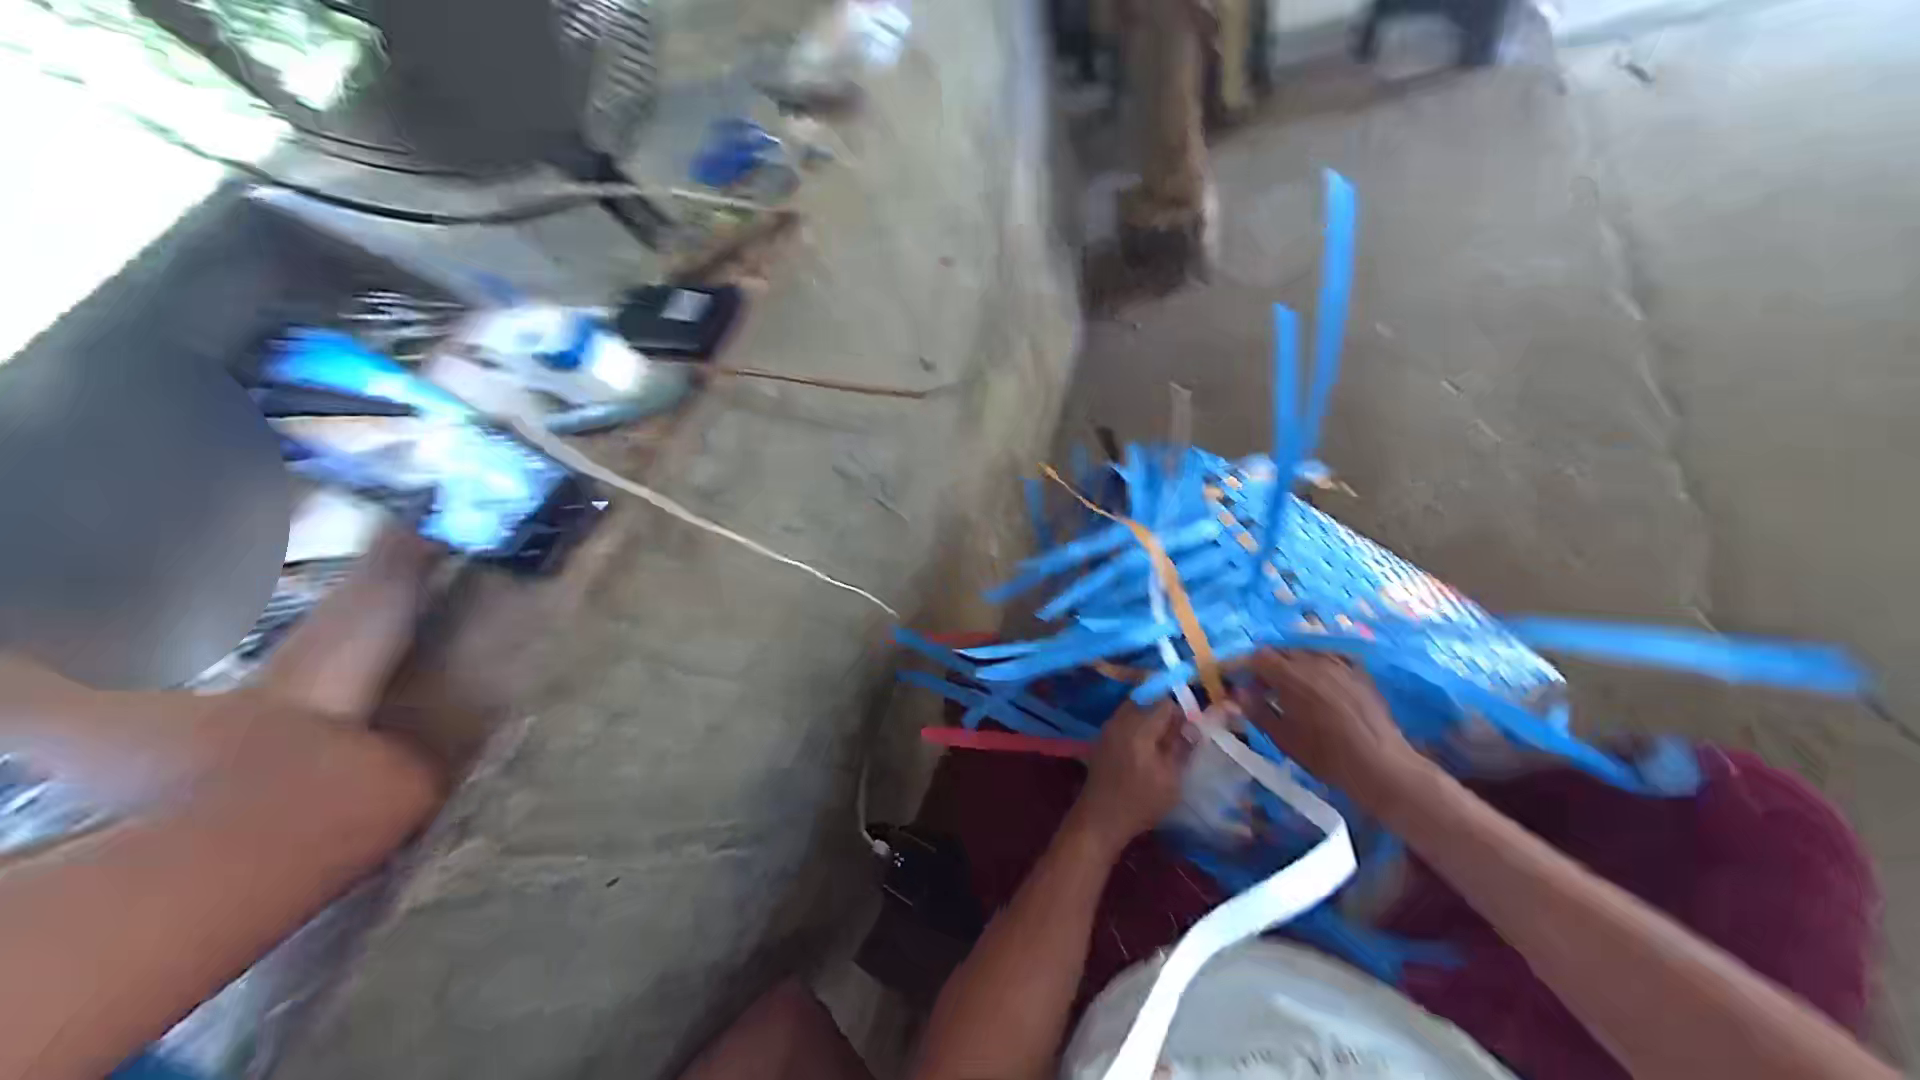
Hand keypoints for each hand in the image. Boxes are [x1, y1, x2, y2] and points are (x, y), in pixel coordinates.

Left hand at [1069, 700, 1193, 850]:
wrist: (1101, 818)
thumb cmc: (1141, 802)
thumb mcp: (1171, 779)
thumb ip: (1181, 747)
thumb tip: (1193, 725)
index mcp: (1139, 728)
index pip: (1165, 703)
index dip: (1181, 714)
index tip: (1188, 732)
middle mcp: (1120, 720)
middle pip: (1147, 702)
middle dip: (1164, 715)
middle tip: (1175, 738)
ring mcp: (1108, 728)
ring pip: (1134, 710)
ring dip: (1149, 720)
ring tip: (1160, 745)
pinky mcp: (1101, 738)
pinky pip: (1123, 721)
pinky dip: (1136, 727)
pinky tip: (1143, 750)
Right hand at [1235, 650, 1431, 811]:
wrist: (1380, 765)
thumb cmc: (1325, 755)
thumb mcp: (1282, 737)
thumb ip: (1256, 710)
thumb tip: (1239, 693)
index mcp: (1290, 675)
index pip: (1256, 657)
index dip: (1241, 667)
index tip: (1234, 682)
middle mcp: (1314, 661)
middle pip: (1280, 652)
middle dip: (1265, 666)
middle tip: (1259, 689)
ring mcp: (1339, 664)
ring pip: (1304, 653)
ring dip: (1290, 666)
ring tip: (1288, 689)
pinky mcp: (1359, 672)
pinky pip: (1329, 659)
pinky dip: (1316, 666)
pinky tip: (1317, 684)